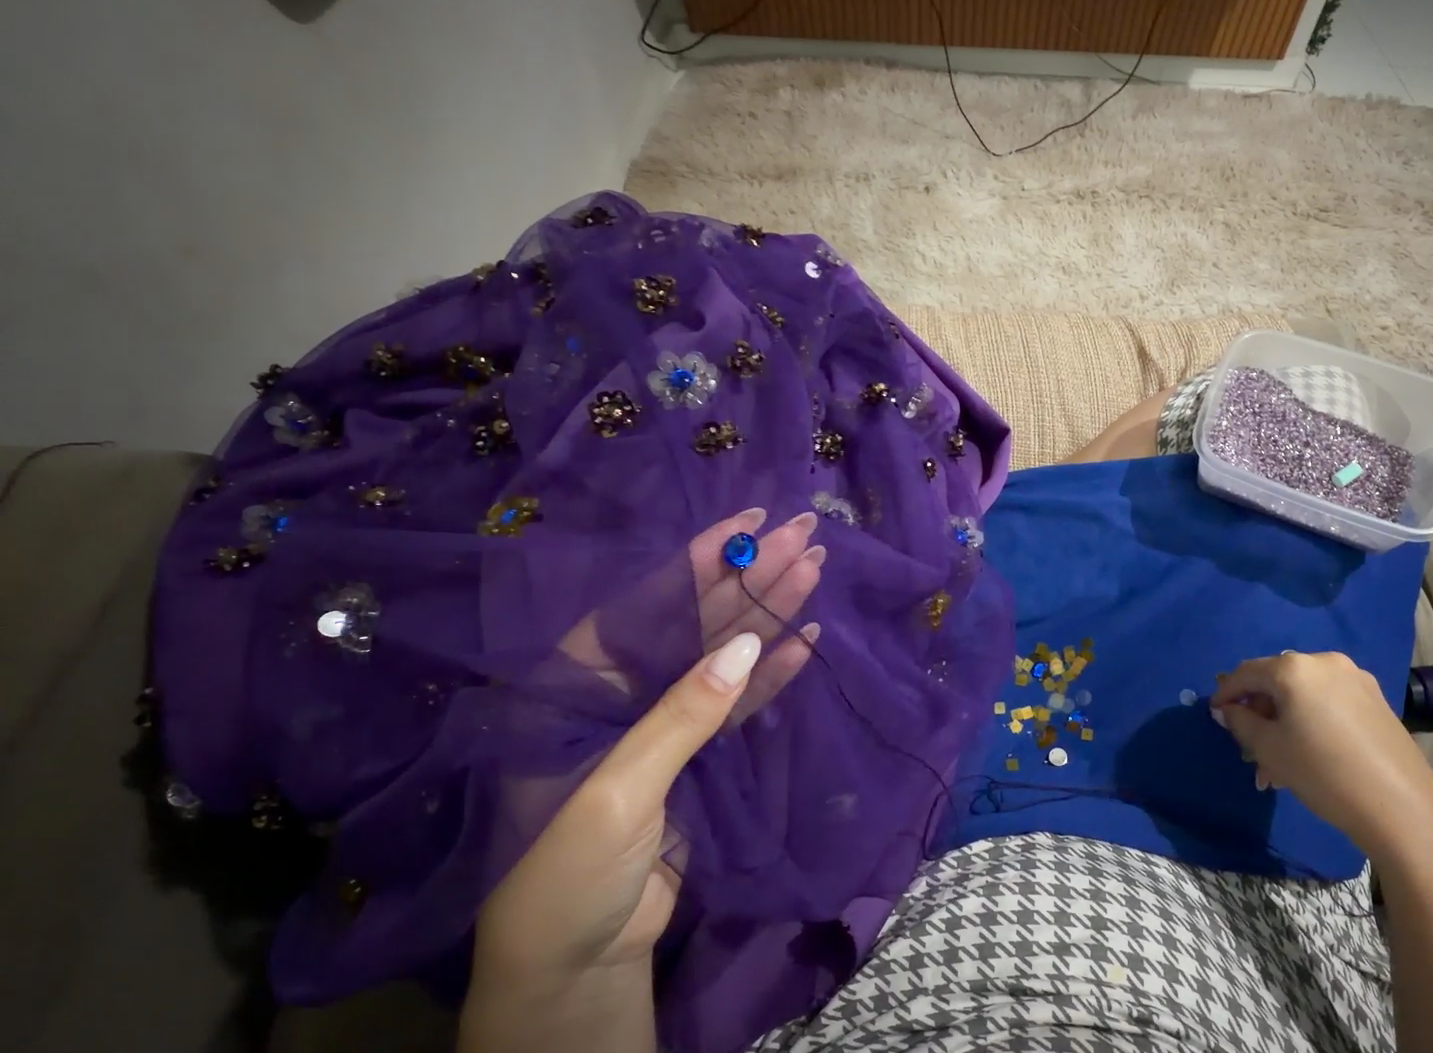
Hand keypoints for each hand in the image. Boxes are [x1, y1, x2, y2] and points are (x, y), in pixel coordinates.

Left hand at [463, 511, 826, 1052]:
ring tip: (815, 568)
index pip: (644, 608)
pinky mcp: (694, 756)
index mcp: (574, 687)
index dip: (697, 562)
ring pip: (722, 656)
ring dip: (768, 615)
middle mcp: (618, 691)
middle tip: (803, 534)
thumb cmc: (567, 871)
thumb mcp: (617, 789)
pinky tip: (804, 636)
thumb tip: (749, 642)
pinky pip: (737, 704)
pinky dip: (772, 673)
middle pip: (693, 623)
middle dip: (748, 579)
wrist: (580, 959)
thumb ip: (681, 714)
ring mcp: (660, 721)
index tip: (746, 522)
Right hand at [1211, 651, 1432, 861]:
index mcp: (1294, 668)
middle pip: (1277, 682)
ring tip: (1276, 766)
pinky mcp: (1376, 700)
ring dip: (1284, 723)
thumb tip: (1227, 709)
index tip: (1214, 715)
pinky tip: (1306, 756)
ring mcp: (1355, 679)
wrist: (1400, 805)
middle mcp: (1324, 662)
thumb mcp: (1269, 749)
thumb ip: (1240, 722)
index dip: (1226, 693)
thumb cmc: (1321, 772)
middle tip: (1248, 749)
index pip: (1246, 672)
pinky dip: (1310, 722)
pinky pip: (1328, 703)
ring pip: (1304, 696)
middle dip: (1259, 713)